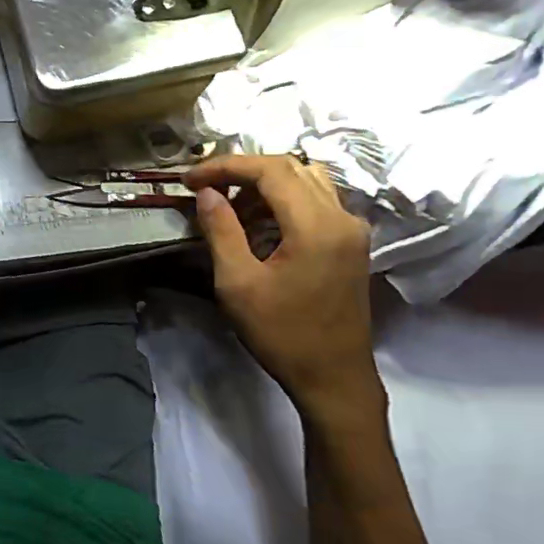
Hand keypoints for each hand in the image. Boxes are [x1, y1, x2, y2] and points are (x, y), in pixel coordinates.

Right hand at [184, 155, 382, 412]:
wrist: (333, 377)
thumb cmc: (282, 333)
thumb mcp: (238, 283)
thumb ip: (221, 230)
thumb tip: (207, 193)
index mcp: (317, 224)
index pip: (271, 170)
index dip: (227, 166)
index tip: (191, 179)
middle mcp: (342, 217)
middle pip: (292, 168)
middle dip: (244, 171)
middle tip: (206, 189)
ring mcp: (352, 229)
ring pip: (307, 181)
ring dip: (265, 184)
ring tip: (230, 205)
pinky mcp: (351, 243)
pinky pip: (317, 201)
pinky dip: (284, 200)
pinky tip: (258, 223)